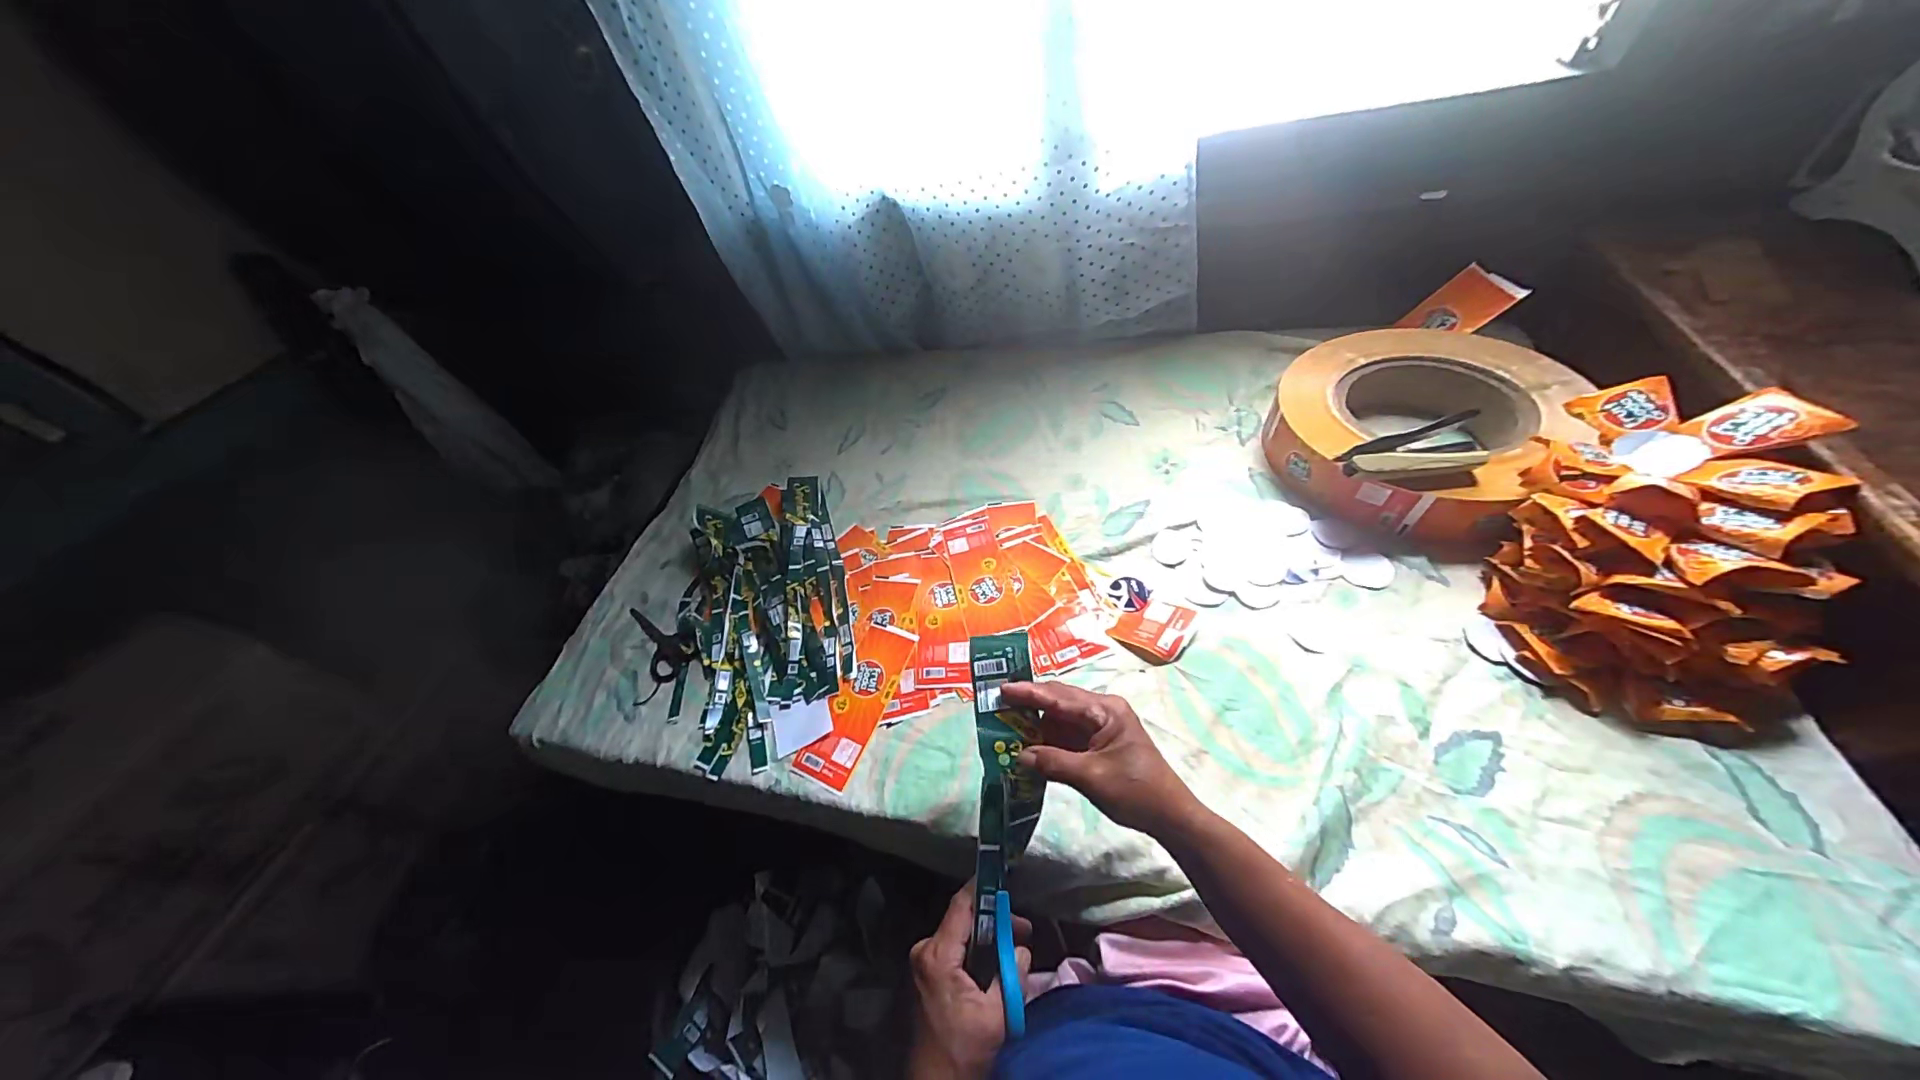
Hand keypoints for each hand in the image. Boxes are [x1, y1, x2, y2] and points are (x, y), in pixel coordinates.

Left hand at [908, 881, 1031, 1079]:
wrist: (938, 1078)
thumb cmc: (964, 1048)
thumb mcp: (997, 1013)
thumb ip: (1010, 973)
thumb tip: (1019, 948)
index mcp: (938, 955)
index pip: (961, 905)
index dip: (982, 888)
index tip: (1001, 875)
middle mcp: (926, 950)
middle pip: (963, 917)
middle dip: (994, 919)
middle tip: (1022, 930)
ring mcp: (924, 960)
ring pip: (961, 932)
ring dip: (987, 935)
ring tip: (1014, 948)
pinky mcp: (928, 970)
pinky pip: (955, 945)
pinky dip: (976, 948)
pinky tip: (996, 961)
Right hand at [1001, 681, 1204, 838]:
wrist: (1170, 816)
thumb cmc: (1136, 791)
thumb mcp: (1091, 777)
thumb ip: (1053, 762)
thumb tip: (1019, 755)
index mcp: (1106, 710)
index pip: (1060, 698)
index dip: (1029, 693)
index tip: (1002, 689)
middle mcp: (1102, 711)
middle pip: (1059, 702)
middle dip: (1029, 704)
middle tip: (998, 704)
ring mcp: (1100, 727)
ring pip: (1061, 718)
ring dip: (1036, 724)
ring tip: (1006, 724)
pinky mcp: (1098, 743)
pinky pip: (1066, 735)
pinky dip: (1048, 740)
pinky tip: (1028, 744)